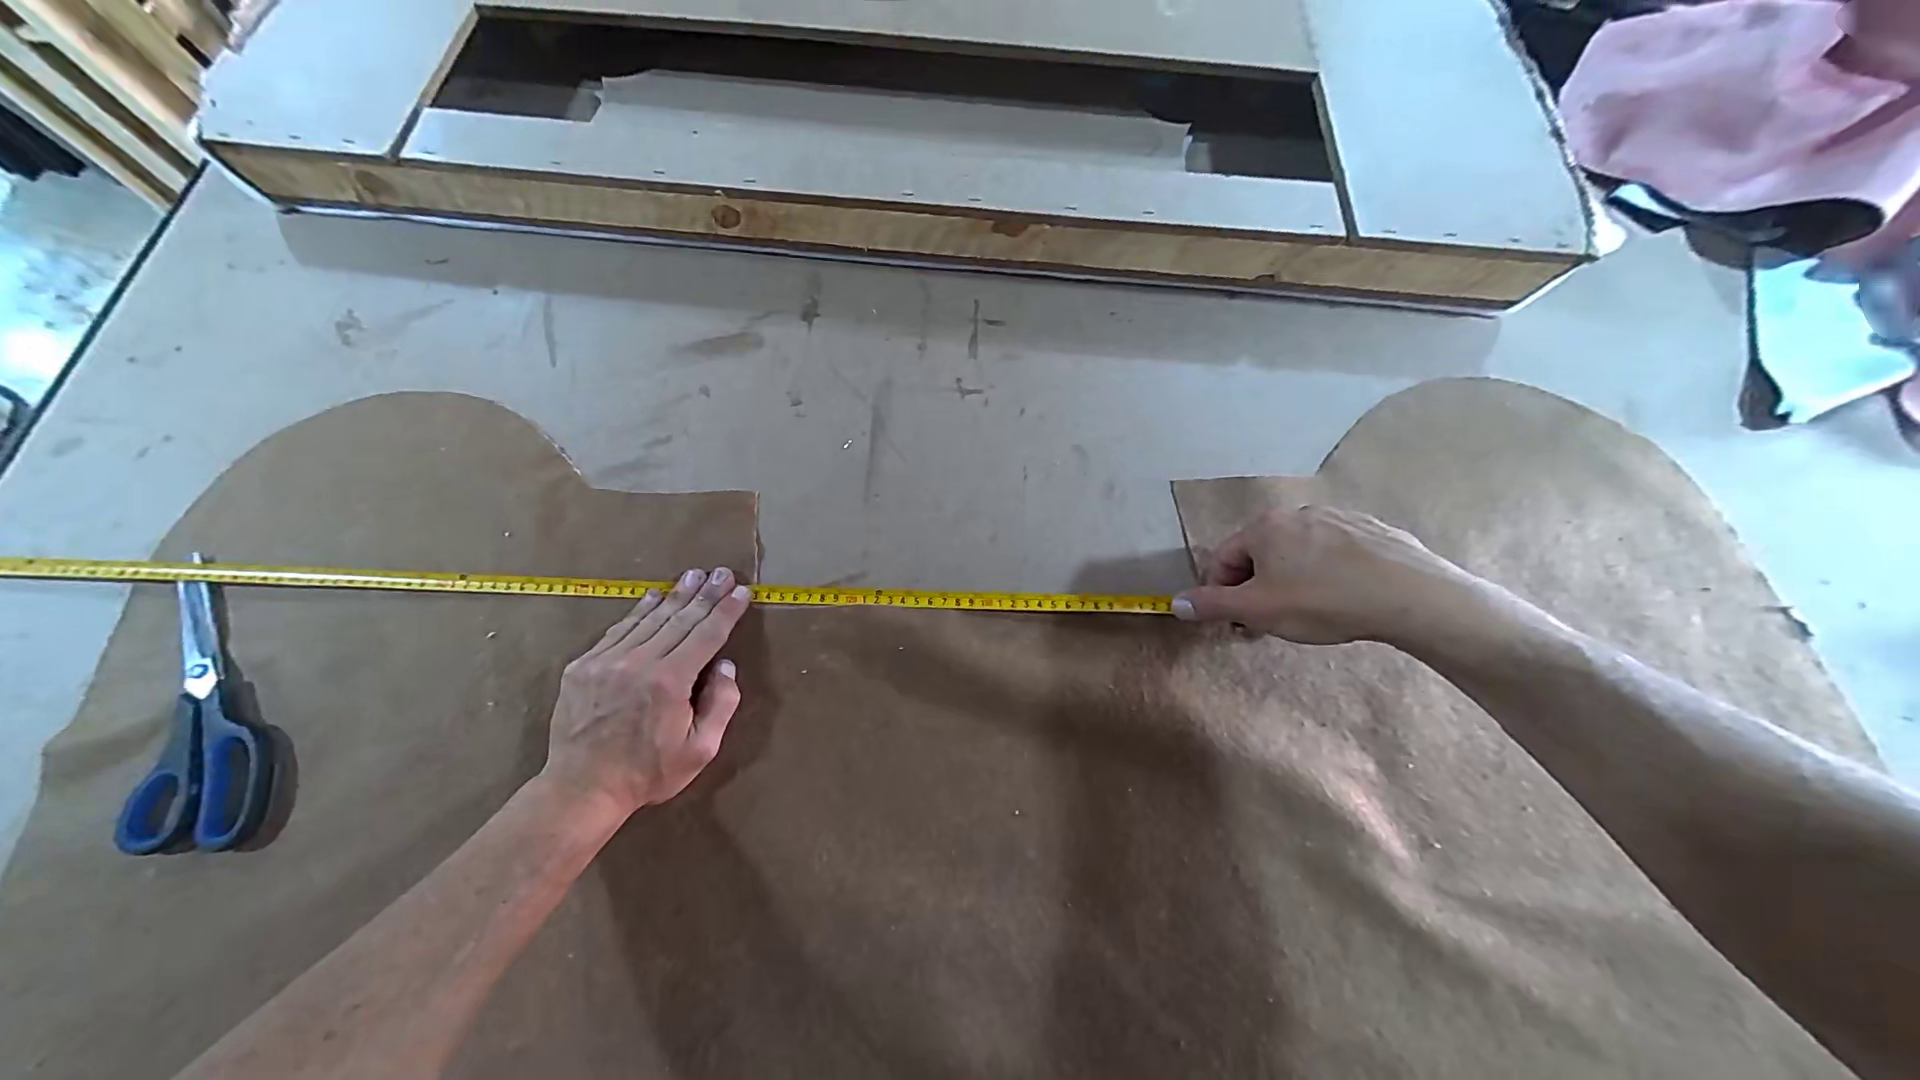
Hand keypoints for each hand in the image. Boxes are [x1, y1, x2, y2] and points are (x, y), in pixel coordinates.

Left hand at [542, 566, 752, 814]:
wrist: (581, 788)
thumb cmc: (648, 773)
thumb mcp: (700, 750)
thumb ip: (720, 705)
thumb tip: (727, 665)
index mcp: (670, 683)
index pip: (706, 635)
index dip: (726, 611)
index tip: (741, 591)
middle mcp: (638, 663)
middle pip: (679, 619)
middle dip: (705, 594)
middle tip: (721, 572)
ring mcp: (606, 661)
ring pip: (648, 619)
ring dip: (675, 595)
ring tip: (693, 575)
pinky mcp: (584, 666)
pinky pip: (619, 630)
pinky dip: (639, 611)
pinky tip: (653, 598)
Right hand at [1172, 506, 1473, 644]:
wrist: (1412, 596)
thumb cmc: (1323, 601)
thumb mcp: (1257, 610)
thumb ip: (1211, 605)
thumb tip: (1175, 603)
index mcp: (1264, 528)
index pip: (1222, 559)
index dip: (1220, 593)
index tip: (1234, 621)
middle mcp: (1297, 514)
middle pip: (1259, 555)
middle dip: (1255, 589)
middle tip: (1268, 622)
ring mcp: (1338, 518)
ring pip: (1296, 553)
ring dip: (1289, 581)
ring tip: (1308, 613)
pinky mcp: (1373, 530)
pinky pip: (1333, 553)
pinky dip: (1327, 573)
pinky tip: (1343, 598)